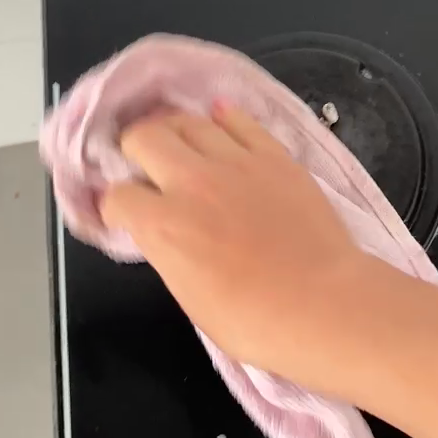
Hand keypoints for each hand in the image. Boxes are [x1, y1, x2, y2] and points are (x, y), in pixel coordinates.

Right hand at [100, 104, 376, 374]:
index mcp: (164, 225)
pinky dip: (224, 118)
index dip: (115, 204)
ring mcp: (235, 160)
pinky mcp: (272, 153)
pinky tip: (219, 119)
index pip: (117, 196)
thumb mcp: (189, 294)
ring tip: (177, 138)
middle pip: (145, 137)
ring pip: (190, 121)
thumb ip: (167, 249)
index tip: (125, 211)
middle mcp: (192, 181)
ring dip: (175, 128)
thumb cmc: (253, 319)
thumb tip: (160, 228)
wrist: (323, 302)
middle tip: (141, 160)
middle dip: (134, 147)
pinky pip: (239, 120)